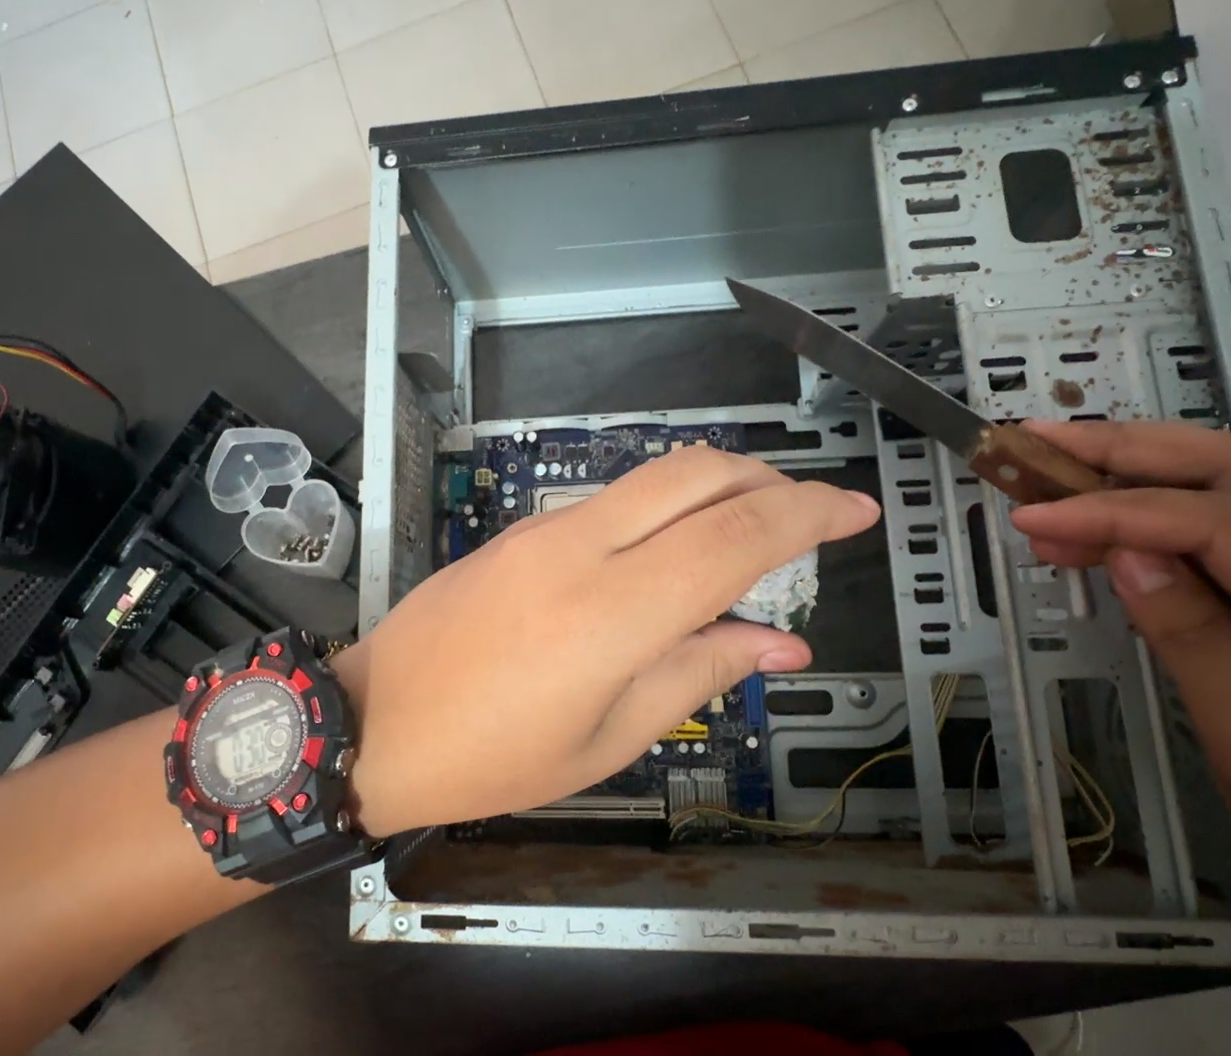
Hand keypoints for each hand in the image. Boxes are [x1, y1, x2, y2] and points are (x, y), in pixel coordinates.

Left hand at [333, 446, 879, 837]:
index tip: (856, 511)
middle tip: (814, 513)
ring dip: (721, 485)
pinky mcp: (520, 530)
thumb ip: (699, 673)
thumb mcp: (608, 738)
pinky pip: (613, 497)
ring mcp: (543, 530)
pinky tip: (680, 546)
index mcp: (612, 613)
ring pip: (655, 476)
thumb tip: (781, 642)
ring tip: (758, 527)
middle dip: (771, 479)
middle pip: (698, 474)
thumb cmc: (490, 757)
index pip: (735, 538)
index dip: (808, 514)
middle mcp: (580, 548)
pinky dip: (669, 504)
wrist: (374, 722)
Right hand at [1010, 420, 1230, 957]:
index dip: (1114, 511)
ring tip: (1064, 463)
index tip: (1027, 519)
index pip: (1221, 523)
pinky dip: (1182, 490)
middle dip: (1127, 447)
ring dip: (1152, 457)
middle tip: (1032, 444)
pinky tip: (1133, 510)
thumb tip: (1128, 554)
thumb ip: (1200, 645)